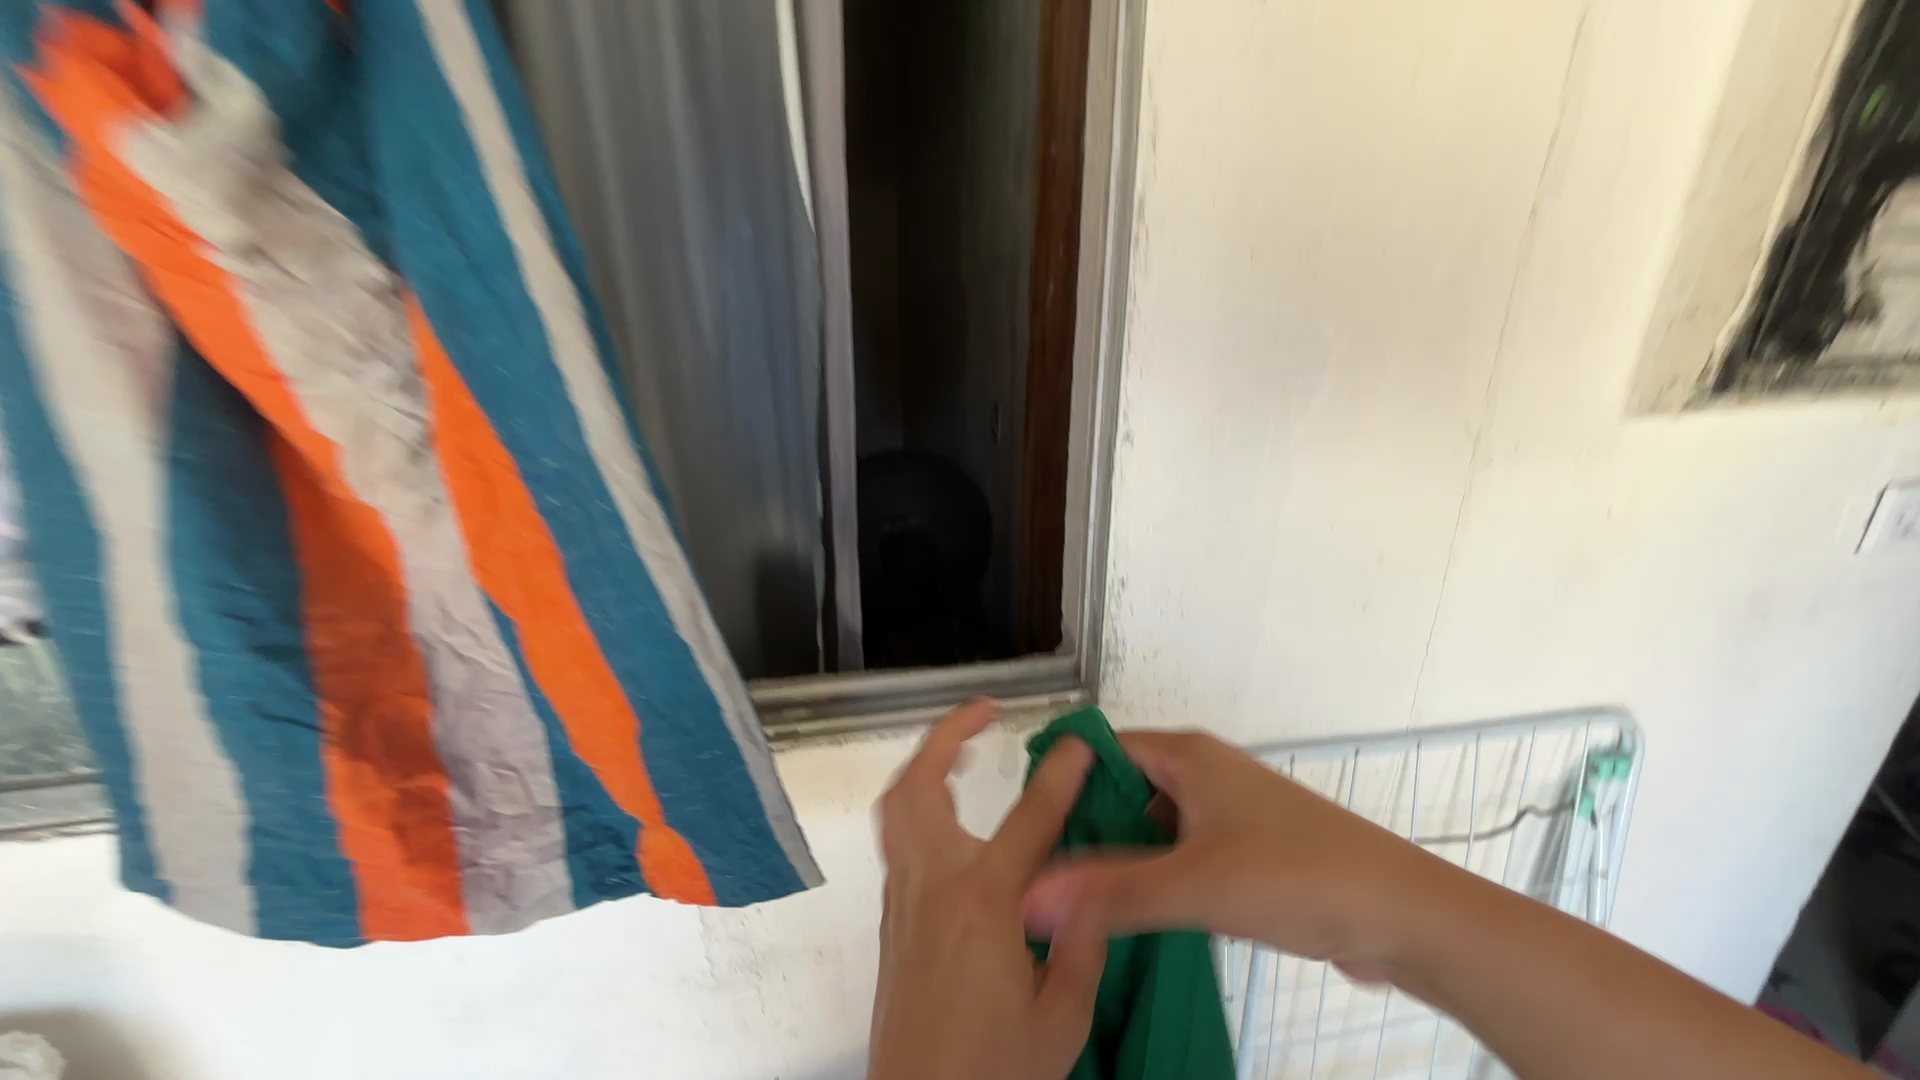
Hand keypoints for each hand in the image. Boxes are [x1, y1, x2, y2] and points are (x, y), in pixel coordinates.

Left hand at [868, 701, 1107, 1079]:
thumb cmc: (991, 1070)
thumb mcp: (1061, 1019)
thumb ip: (1081, 945)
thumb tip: (1089, 891)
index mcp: (983, 902)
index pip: (1028, 819)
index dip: (1058, 775)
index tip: (1078, 743)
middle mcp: (933, 884)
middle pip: (922, 785)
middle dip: (949, 734)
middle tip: (984, 711)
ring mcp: (903, 897)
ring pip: (897, 805)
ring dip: (924, 763)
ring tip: (960, 747)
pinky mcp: (890, 916)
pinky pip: (897, 835)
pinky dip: (916, 800)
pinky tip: (946, 814)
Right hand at [1022, 729, 1446, 980]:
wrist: (1402, 915)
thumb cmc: (1296, 877)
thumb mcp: (1193, 885)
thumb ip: (1108, 891)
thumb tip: (1027, 898)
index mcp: (1185, 754)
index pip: (1098, 750)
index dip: (1058, 783)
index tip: (1022, 830)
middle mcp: (1200, 771)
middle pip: (1119, 788)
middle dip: (1082, 826)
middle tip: (1038, 873)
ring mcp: (1224, 810)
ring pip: (1149, 825)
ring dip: (1117, 856)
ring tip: (1072, 899)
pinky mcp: (1243, 848)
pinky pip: (1178, 851)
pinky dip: (1152, 874)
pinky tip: (1129, 914)